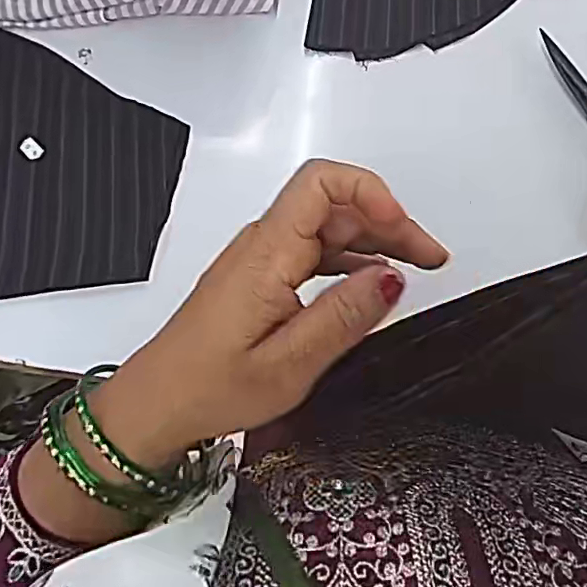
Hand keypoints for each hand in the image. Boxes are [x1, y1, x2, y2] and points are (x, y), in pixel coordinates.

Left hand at [95, 159, 449, 463]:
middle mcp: (264, 244)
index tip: (403, 226)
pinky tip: (374, 280)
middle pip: (336, 203)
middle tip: (428, 255)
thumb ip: (344, 316)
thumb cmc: (207, 387)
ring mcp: (264, 256)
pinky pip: (319, 248)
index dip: (370, 191)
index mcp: (267, 254)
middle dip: (389, 220)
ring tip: (415, 266)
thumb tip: (390, 277)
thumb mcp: (289, 364)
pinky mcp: (265, 272)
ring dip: (377, 239)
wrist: (159, 403)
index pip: (320, 183)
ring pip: (331, 225)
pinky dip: (355, 258)